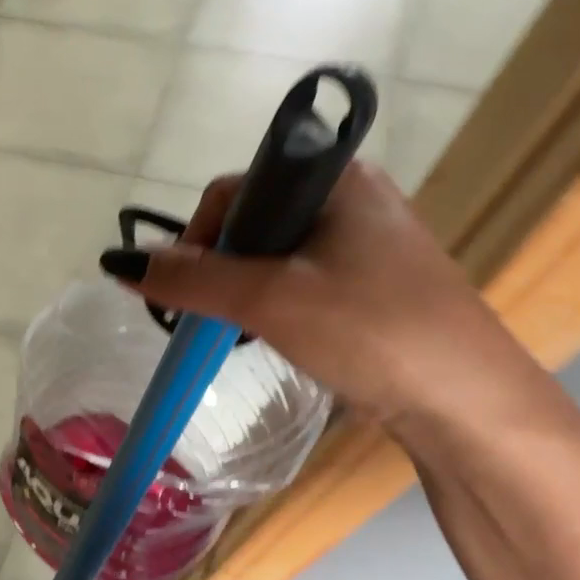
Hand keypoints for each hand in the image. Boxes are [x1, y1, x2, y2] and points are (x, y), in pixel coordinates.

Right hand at [111, 163, 555, 431]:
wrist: (463, 399)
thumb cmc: (368, 332)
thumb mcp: (268, 300)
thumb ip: (191, 278)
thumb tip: (117, 264)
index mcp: (334, 179)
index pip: (234, 189)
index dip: (198, 236)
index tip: (189, 291)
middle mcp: (351, 198)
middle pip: (250, 222)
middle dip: (218, 269)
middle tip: (215, 319)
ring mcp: (365, 243)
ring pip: (272, 256)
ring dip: (242, 293)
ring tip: (244, 334)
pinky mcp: (372, 284)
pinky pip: (299, 281)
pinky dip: (273, 307)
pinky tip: (278, 338)